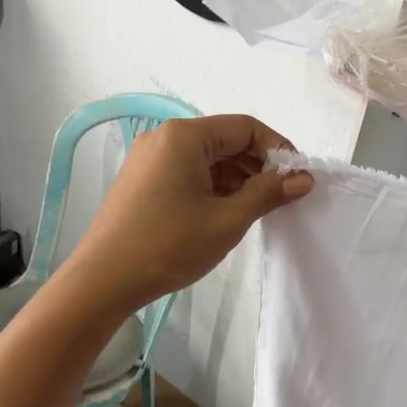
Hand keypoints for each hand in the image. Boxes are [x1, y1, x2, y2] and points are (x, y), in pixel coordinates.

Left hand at [61, 114, 312, 312]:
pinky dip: (213, 187)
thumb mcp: (227, 220)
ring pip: (206, 159)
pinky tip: (227, 213)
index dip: (277, 149)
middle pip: (225, 140)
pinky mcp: (141, 181)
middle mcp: (164, 137)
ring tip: (258, 210)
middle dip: (258, 165)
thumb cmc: (169, 246)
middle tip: (283, 197)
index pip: (245, 127)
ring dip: (237, 179)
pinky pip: (187, 173)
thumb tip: (302, 179)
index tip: (298, 178)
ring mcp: (149, 159)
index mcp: (184, 136)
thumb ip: (267, 194)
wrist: (104, 279)